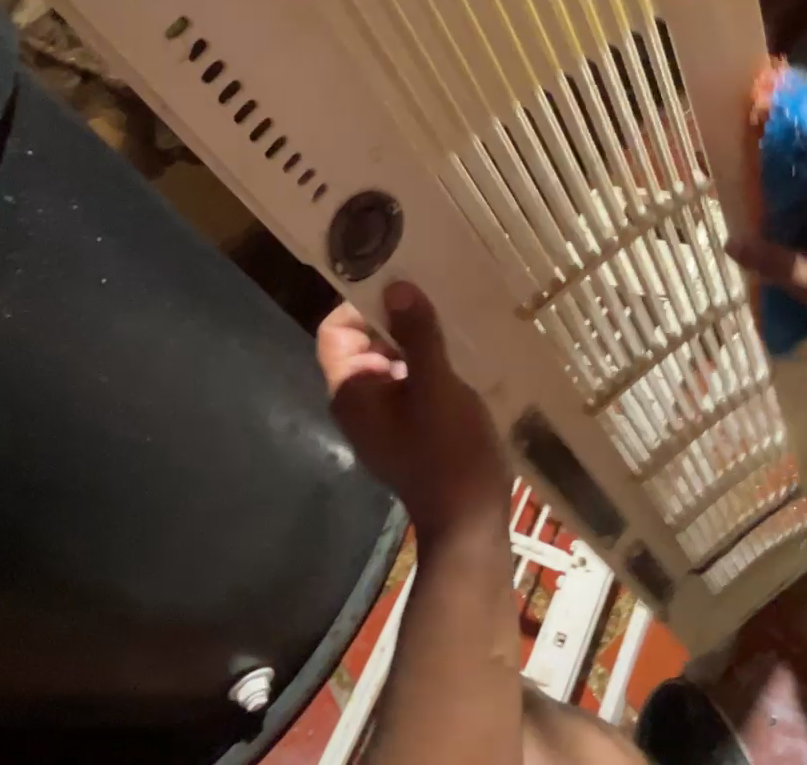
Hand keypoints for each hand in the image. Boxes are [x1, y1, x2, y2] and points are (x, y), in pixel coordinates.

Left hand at [318, 282, 509, 543]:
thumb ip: (417, 336)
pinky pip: (410, 382)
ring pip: (391, 362)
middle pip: (364, 344)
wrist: (470, 520)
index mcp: (352, 392)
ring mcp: (386, 418)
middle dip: (394, 317)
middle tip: (432, 292)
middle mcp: (360, 403)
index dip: (360, 305)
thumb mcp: (436, 387)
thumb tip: (397, 286)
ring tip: (451, 316)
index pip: (335, 333)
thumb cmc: (449, 451)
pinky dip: (427, 364)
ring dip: (415, 340)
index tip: (401, 284)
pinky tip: (460, 353)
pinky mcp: (411, 428)